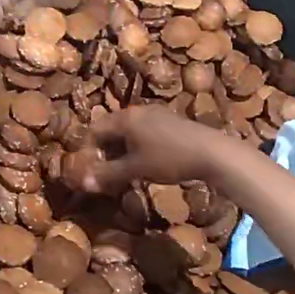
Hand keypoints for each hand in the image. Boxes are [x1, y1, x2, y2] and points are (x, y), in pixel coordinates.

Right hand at [75, 107, 236, 193]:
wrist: (211, 152)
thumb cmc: (169, 158)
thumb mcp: (135, 169)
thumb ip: (108, 174)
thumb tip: (83, 183)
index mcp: (125, 118)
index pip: (95, 129)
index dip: (88, 150)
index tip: (90, 169)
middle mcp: (138, 110)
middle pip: (111, 128)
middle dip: (105, 150)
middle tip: (106, 172)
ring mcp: (156, 113)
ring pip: (129, 130)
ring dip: (122, 149)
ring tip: (126, 170)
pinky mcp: (170, 121)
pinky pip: (144, 131)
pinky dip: (138, 145)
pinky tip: (147, 162)